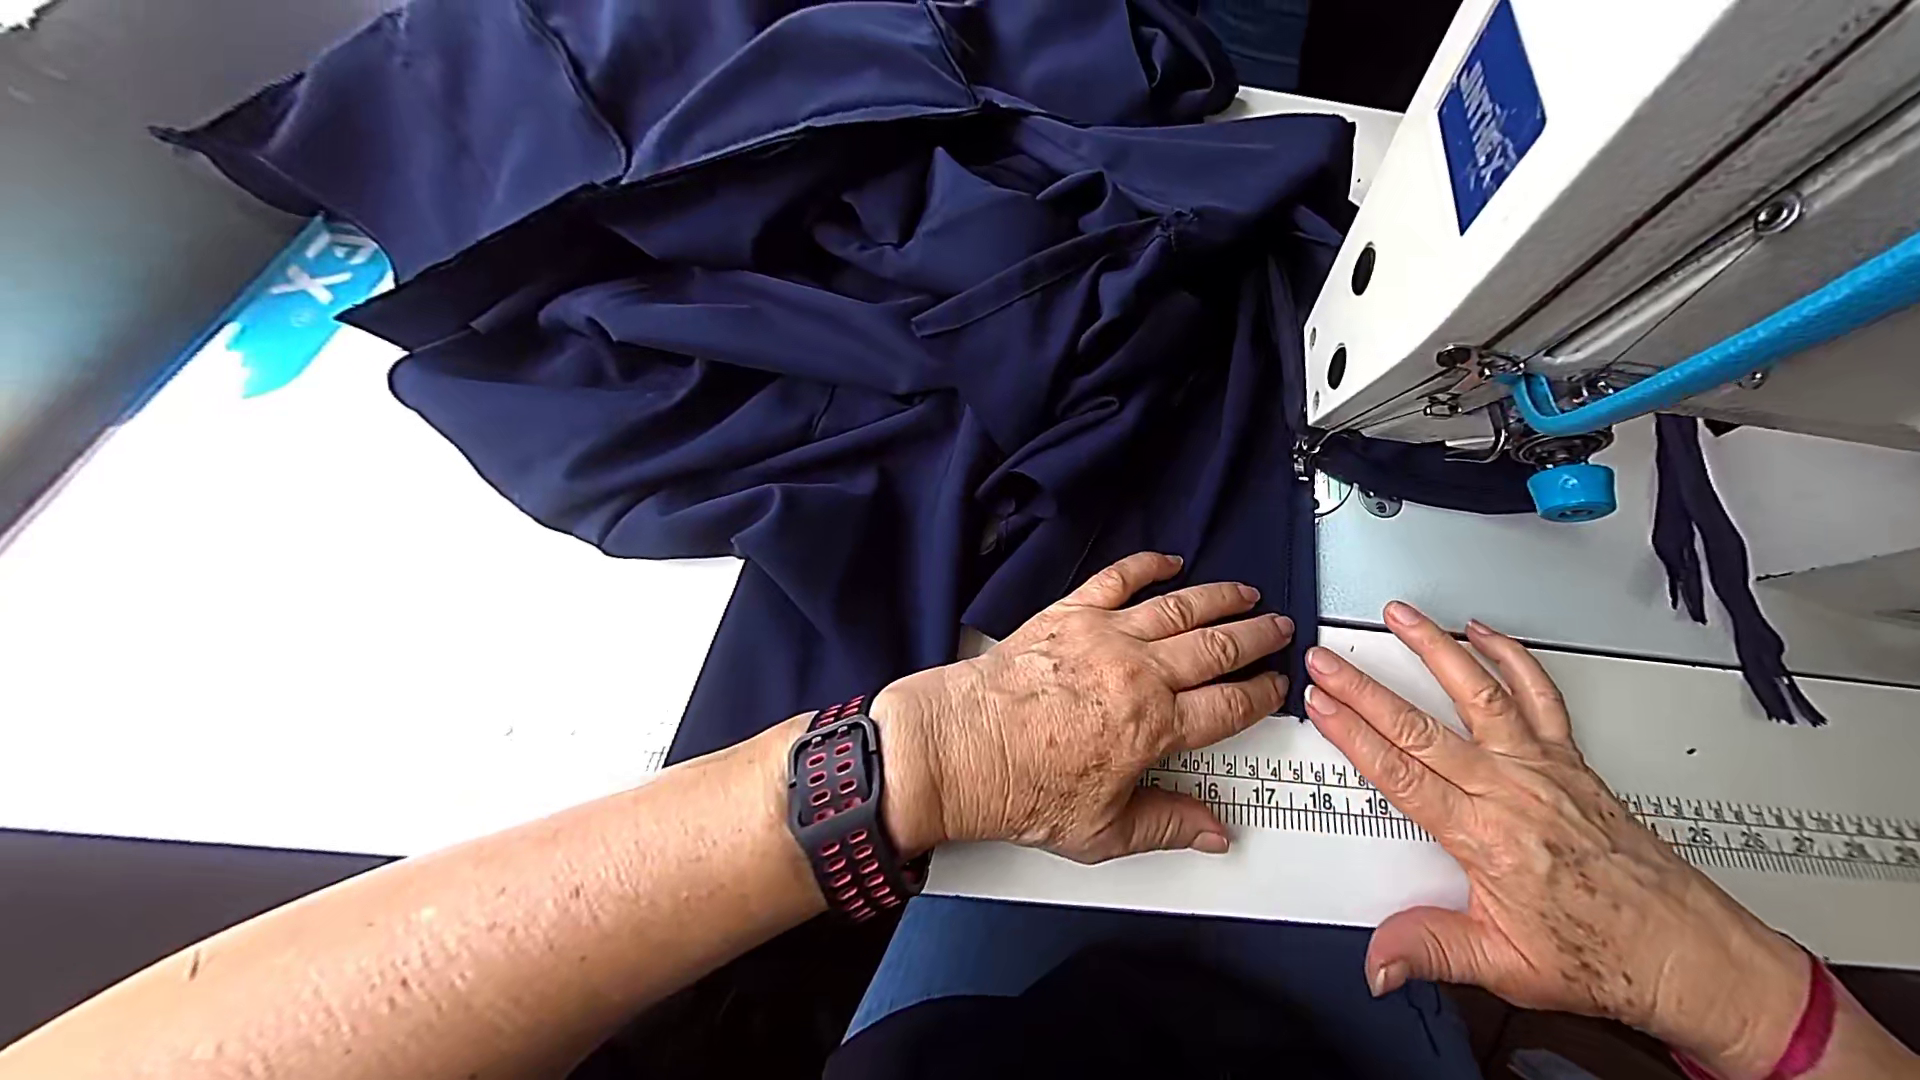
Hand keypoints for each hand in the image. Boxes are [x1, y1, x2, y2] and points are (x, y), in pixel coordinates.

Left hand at [873, 552, 1291, 863]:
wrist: (960, 747)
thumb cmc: (1020, 785)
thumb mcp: (1103, 829)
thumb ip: (1166, 825)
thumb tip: (1210, 830)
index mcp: (1153, 728)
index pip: (1230, 706)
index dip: (1261, 694)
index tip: (1274, 686)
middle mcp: (1137, 674)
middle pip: (1216, 647)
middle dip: (1255, 636)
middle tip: (1275, 629)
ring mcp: (1103, 637)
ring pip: (1179, 608)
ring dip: (1218, 598)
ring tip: (1243, 593)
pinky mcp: (1068, 614)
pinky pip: (1117, 578)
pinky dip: (1146, 565)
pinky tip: (1167, 561)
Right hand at [1302, 602, 1809, 1079]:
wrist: (1699, 960)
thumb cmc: (1606, 959)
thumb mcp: (1505, 966)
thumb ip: (1429, 949)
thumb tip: (1375, 961)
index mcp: (1487, 838)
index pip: (1401, 772)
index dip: (1353, 734)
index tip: (1320, 704)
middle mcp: (1513, 792)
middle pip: (1420, 726)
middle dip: (1364, 688)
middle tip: (1327, 660)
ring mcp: (1544, 769)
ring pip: (1480, 695)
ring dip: (1435, 650)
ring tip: (1401, 616)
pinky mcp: (1570, 761)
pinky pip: (1540, 698)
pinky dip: (1512, 659)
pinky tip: (1484, 634)